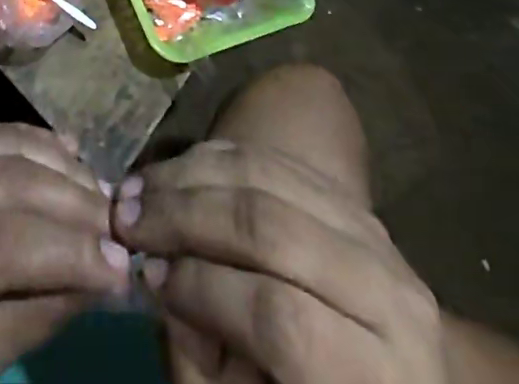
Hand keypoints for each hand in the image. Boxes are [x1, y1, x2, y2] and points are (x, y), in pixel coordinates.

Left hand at [0, 124, 130, 383]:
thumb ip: (40, 311)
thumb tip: (113, 270)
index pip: (4, 243)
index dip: (71, 249)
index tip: (124, 266)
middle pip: (14, 184)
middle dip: (79, 206)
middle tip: (125, 232)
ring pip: (14, 149)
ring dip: (68, 173)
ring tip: (105, 204)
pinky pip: (0, 133)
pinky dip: (43, 145)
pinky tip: (75, 161)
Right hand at [113, 140, 446, 383]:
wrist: (391, 382)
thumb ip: (204, 356)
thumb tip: (162, 276)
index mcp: (372, 374)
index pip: (279, 314)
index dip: (204, 288)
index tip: (148, 276)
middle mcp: (389, 295)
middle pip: (273, 227)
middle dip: (187, 215)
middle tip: (126, 217)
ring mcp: (376, 235)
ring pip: (273, 176)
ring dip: (193, 173)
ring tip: (140, 187)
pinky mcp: (353, 202)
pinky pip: (279, 160)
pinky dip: (219, 157)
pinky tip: (178, 168)